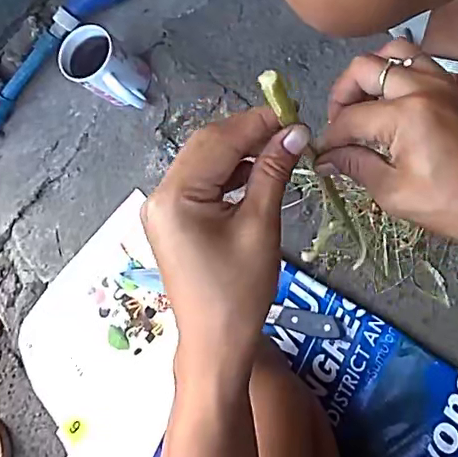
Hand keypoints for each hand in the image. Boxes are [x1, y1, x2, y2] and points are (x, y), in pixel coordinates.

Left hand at [143, 107, 308, 381]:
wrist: (216, 343)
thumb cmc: (239, 291)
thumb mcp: (260, 226)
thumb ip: (273, 172)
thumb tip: (295, 133)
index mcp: (176, 197)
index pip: (218, 141)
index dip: (257, 123)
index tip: (294, 113)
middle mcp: (161, 196)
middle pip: (207, 146)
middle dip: (249, 133)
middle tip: (291, 129)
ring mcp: (165, 209)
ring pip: (206, 162)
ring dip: (242, 152)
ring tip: (281, 148)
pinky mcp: (176, 220)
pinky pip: (204, 183)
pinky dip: (232, 173)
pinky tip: (259, 173)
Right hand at [316, 41, 457, 250]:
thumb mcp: (399, 195)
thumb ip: (358, 168)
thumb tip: (327, 158)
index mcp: (407, 115)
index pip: (351, 118)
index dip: (331, 139)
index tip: (324, 157)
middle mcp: (423, 87)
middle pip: (364, 68)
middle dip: (342, 96)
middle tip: (340, 125)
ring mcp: (445, 82)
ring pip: (395, 53)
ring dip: (372, 75)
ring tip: (365, 105)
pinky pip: (421, 63)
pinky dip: (400, 73)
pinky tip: (394, 103)